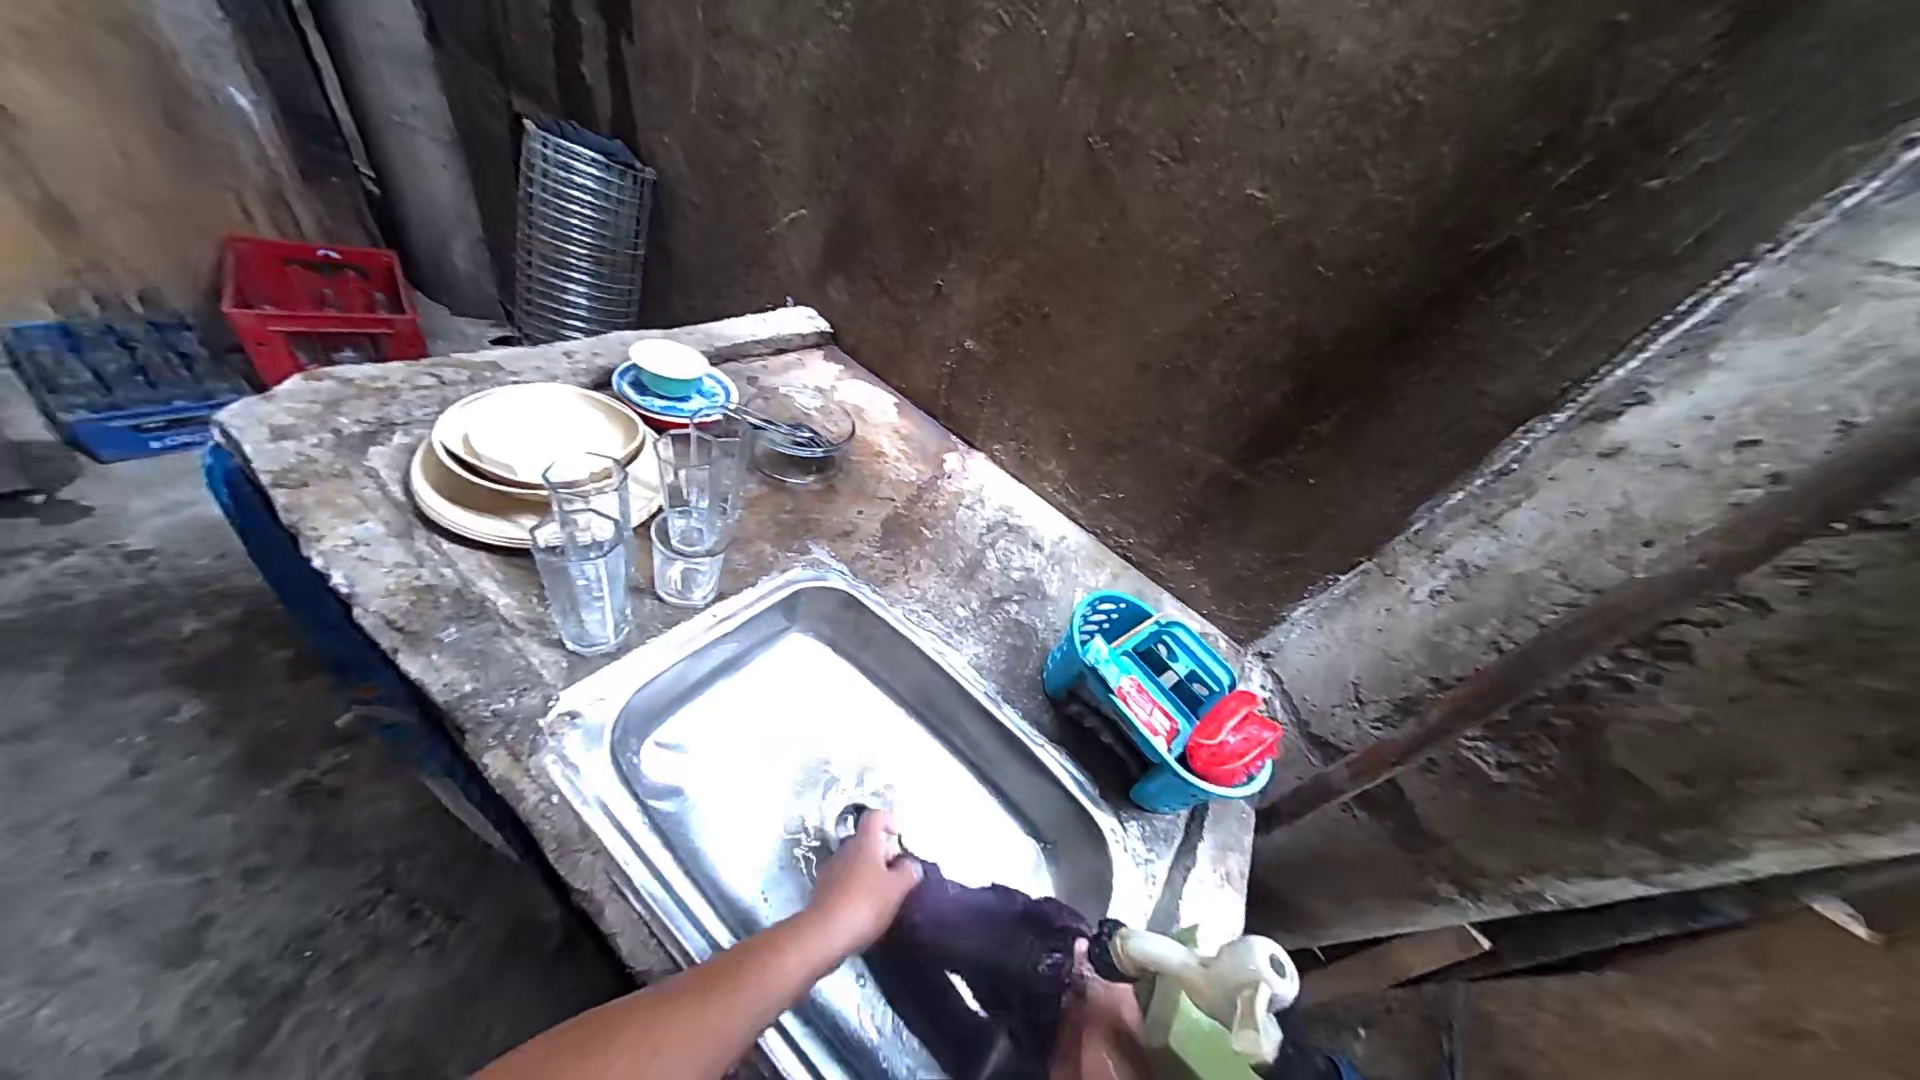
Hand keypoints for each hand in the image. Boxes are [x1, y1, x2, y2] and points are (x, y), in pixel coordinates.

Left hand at [804, 808, 920, 954]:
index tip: (898, 836)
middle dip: (883, 854)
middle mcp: (845, 849)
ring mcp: (831, 870)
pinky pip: (844, 881)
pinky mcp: (822, 892)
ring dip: (870, 873)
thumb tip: (911, 864)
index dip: (888, 820)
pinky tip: (865, 910)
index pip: (875, 816)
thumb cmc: (864, 904)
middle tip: (897, 874)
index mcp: (864, 842)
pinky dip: (856, 889)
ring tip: (884, 896)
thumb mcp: (896, 889)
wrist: (823, 935)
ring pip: (855, 862)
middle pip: (866, 841)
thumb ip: (908, 872)